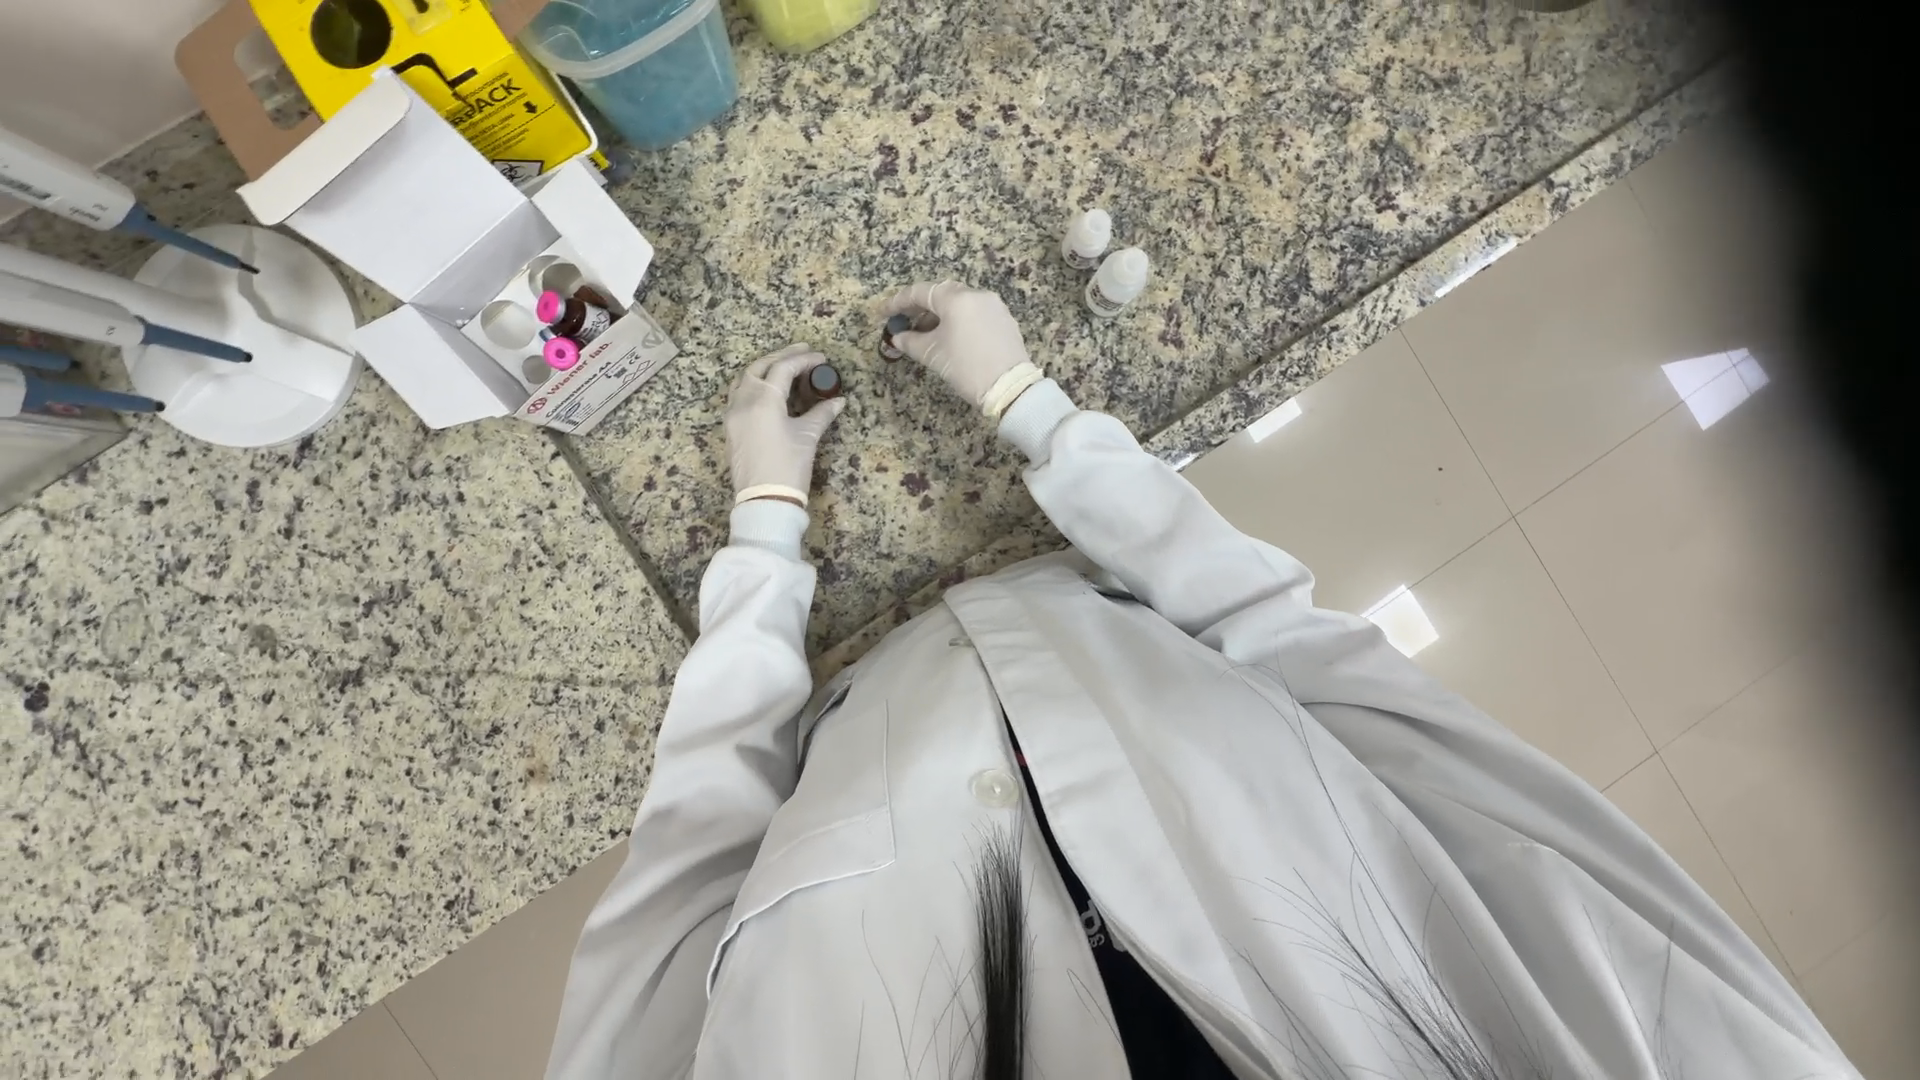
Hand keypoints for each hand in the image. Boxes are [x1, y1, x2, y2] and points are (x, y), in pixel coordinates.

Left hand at [725, 344, 845, 506]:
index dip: (803, 360)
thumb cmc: (788, 467)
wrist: (764, 500)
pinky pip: (738, 396)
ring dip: (764, 369)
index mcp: (763, 399)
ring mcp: (733, 415)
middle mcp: (743, 401)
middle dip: (781, 357)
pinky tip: (768, 392)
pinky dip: (753, 386)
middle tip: (802, 352)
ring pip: (744, 380)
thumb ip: (822, 414)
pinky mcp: (731, 429)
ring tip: (783, 368)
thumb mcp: (807, 437)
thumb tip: (839, 401)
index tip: (822, 358)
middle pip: (759, 367)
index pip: (783, 369)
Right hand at [883, 281, 1042, 417]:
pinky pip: (975, 313)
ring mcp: (994, 307)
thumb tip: (898, 338)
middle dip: (920, 307)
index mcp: (957, 299)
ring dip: (940, 315)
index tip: (884, 313)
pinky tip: (950, 338)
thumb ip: (910, 342)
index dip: (898, 302)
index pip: (920, 292)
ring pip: (960, 304)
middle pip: (942, 294)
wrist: (1010, 388)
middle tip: (905, 322)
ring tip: (925, 334)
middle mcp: (977, 295)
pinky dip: (959, 321)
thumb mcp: (933, 355)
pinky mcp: (1005, 321)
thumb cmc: (967, 368)